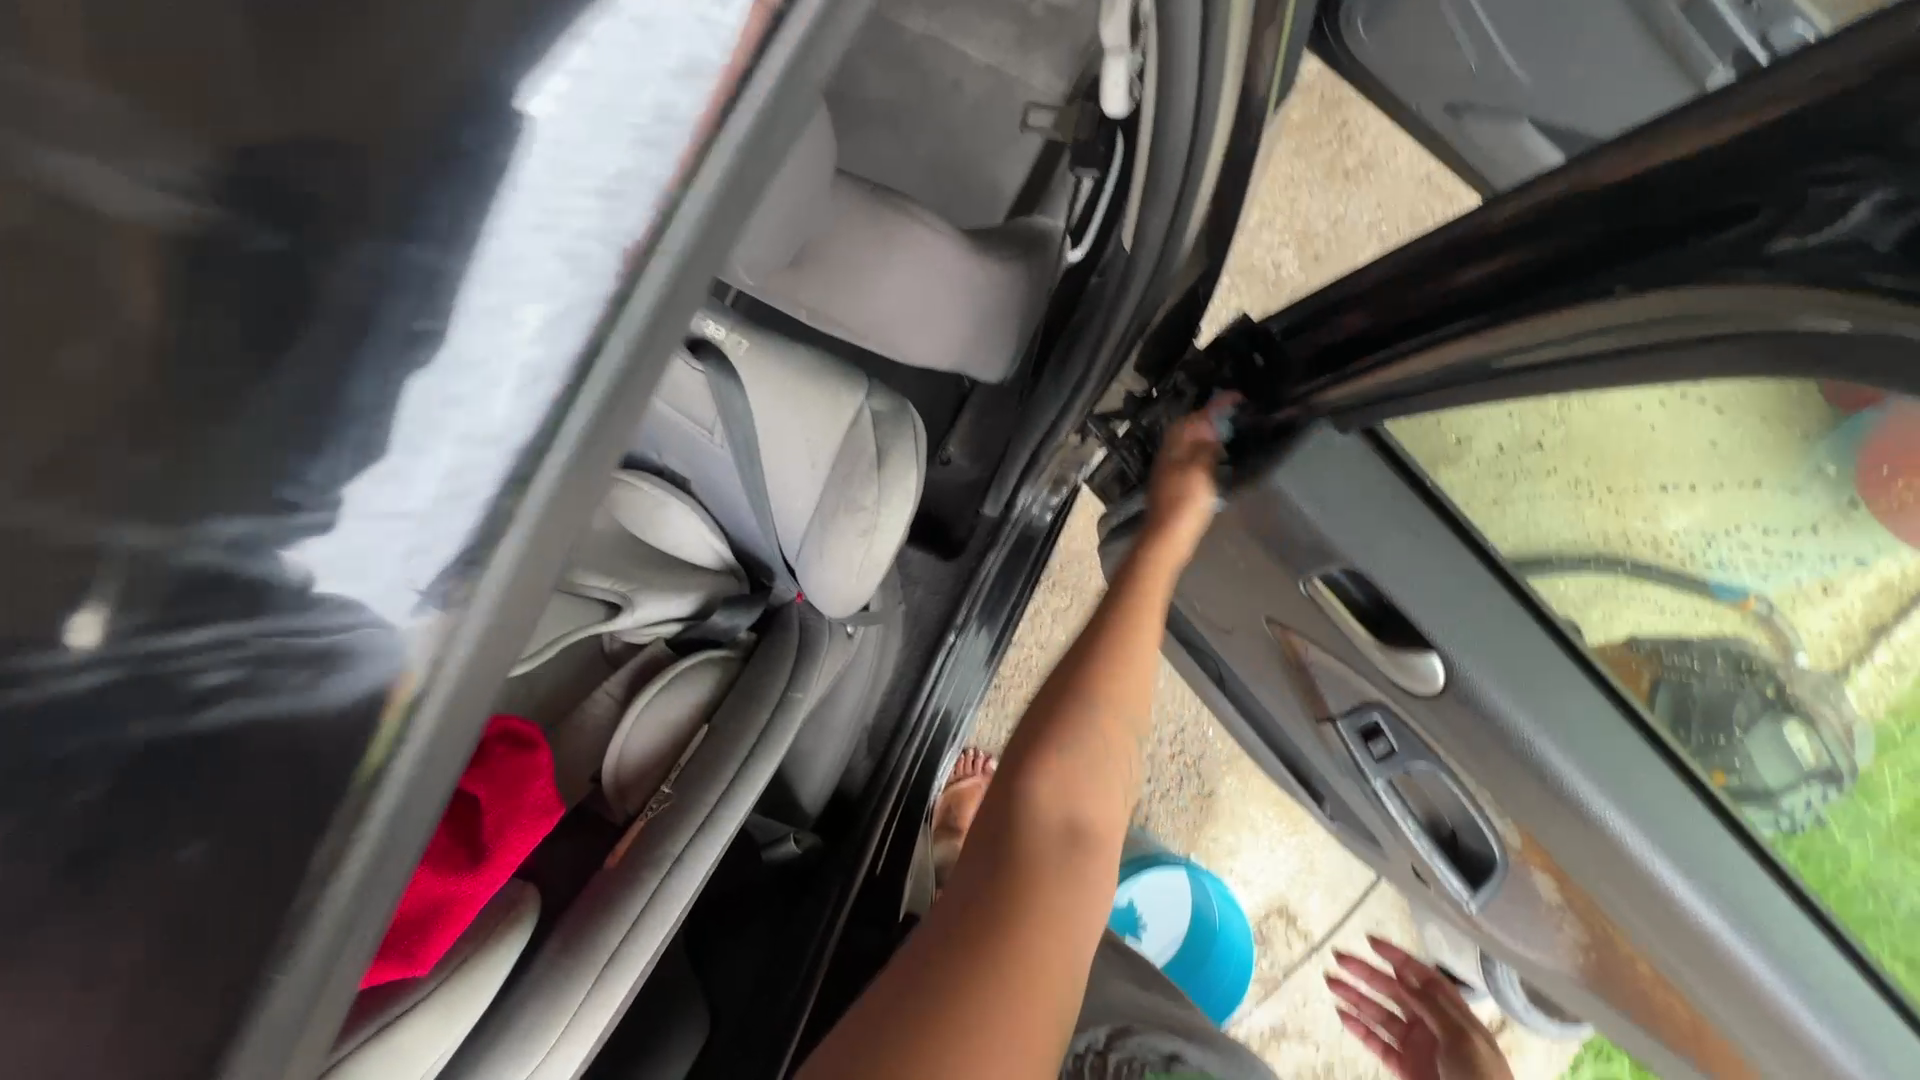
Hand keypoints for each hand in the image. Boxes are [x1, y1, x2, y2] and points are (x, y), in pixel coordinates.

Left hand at [1141, 394, 1236, 565]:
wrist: (1166, 539)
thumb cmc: (1184, 504)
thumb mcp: (1200, 471)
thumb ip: (1206, 448)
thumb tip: (1211, 430)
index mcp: (1174, 448)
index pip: (1195, 417)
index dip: (1215, 406)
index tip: (1236, 397)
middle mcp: (1169, 455)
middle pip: (1188, 428)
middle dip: (1209, 417)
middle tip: (1233, 414)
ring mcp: (1170, 471)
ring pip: (1189, 444)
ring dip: (1207, 435)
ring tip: (1229, 433)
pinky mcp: (1175, 486)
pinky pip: (1191, 459)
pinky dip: (1205, 452)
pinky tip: (1217, 460)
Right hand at [1326, 936, 1513, 1079]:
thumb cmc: (1481, 1078)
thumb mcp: (1464, 1039)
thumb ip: (1432, 1007)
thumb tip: (1404, 977)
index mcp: (1451, 1014)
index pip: (1423, 977)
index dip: (1397, 957)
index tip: (1371, 942)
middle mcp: (1431, 1025)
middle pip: (1394, 991)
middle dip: (1367, 973)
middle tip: (1339, 958)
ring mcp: (1416, 1047)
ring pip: (1380, 1015)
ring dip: (1356, 997)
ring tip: (1331, 981)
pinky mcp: (1404, 1068)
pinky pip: (1377, 1043)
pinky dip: (1359, 1028)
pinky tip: (1342, 1013)